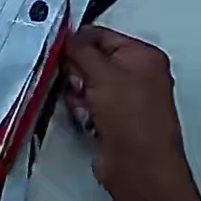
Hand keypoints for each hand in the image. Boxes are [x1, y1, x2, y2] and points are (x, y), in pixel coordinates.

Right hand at [62, 26, 192, 200]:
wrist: (138, 165)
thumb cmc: (131, 118)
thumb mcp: (102, 73)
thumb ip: (80, 49)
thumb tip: (67, 37)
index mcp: (143, 55)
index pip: (100, 35)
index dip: (76, 41)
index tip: (57, 50)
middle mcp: (136, 73)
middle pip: (89, 58)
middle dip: (77, 71)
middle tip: (80, 84)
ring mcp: (124, 95)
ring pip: (84, 81)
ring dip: (77, 92)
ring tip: (86, 106)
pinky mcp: (113, 115)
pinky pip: (86, 100)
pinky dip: (81, 107)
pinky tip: (87, 117)